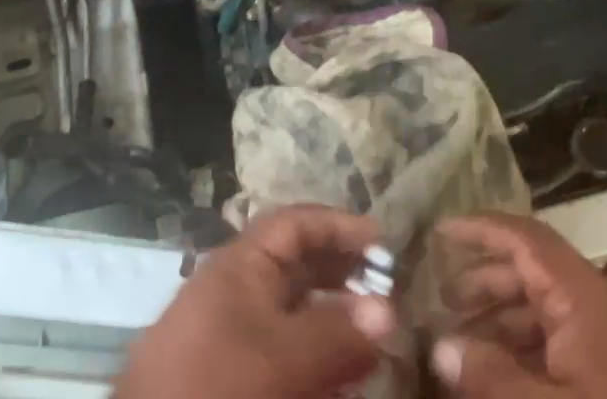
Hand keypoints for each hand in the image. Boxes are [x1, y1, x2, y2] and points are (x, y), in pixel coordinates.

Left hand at [114, 205, 395, 398]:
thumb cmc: (218, 383)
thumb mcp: (283, 356)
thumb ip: (339, 331)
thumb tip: (389, 310)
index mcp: (239, 266)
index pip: (294, 224)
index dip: (340, 226)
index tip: (384, 242)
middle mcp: (233, 292)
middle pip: (297, 269)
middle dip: (344, 278)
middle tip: (388, 296)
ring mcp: (227, 337)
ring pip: (292, 316)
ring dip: (334, 326)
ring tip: (374, 344)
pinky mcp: (227, 375)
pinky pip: (279, 355)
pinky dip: (313, 361)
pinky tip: (341, 382)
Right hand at [432, 213, 606, 398]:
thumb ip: (491, 377)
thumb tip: (443, 346)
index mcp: (591, 298)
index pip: (528, 240)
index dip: (481, 229)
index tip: (440, 232)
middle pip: (541, 274)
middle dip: (488, 284)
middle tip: (442, 305)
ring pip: (561, 312)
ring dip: (512, 323)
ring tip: (470, 349)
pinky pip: (583, 343)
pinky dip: (543, 351)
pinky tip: (516, 379)